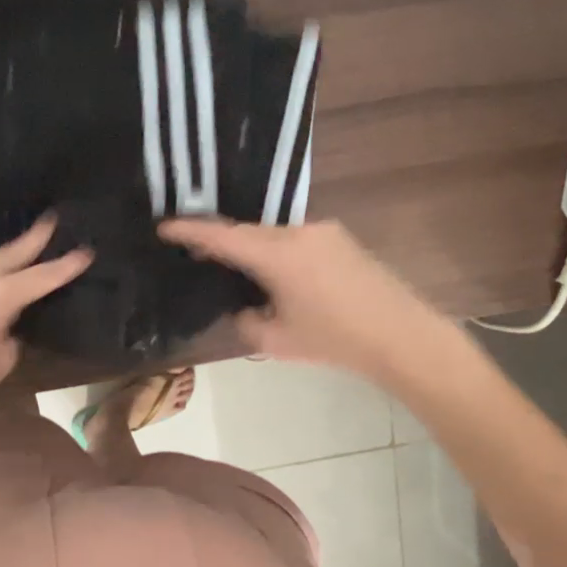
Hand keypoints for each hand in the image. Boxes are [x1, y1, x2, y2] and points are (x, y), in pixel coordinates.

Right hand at [159, 218, 455, 379]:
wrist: (402, 337)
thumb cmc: (335, 340)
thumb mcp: (277, 341)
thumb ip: (247, 322)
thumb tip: (242, 310)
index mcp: (278, 254)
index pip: (223, 237)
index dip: (190, 231)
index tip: (163, 225)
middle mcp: (298, 232)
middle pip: (247, 231)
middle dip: (219, 240)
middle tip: (193, 251)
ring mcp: (323, 232)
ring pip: (272, 235)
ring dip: (250, 248)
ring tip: (231, 266)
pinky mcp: (340, 241)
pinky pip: (293, 240)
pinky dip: (274, 251)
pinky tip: (271, 274)